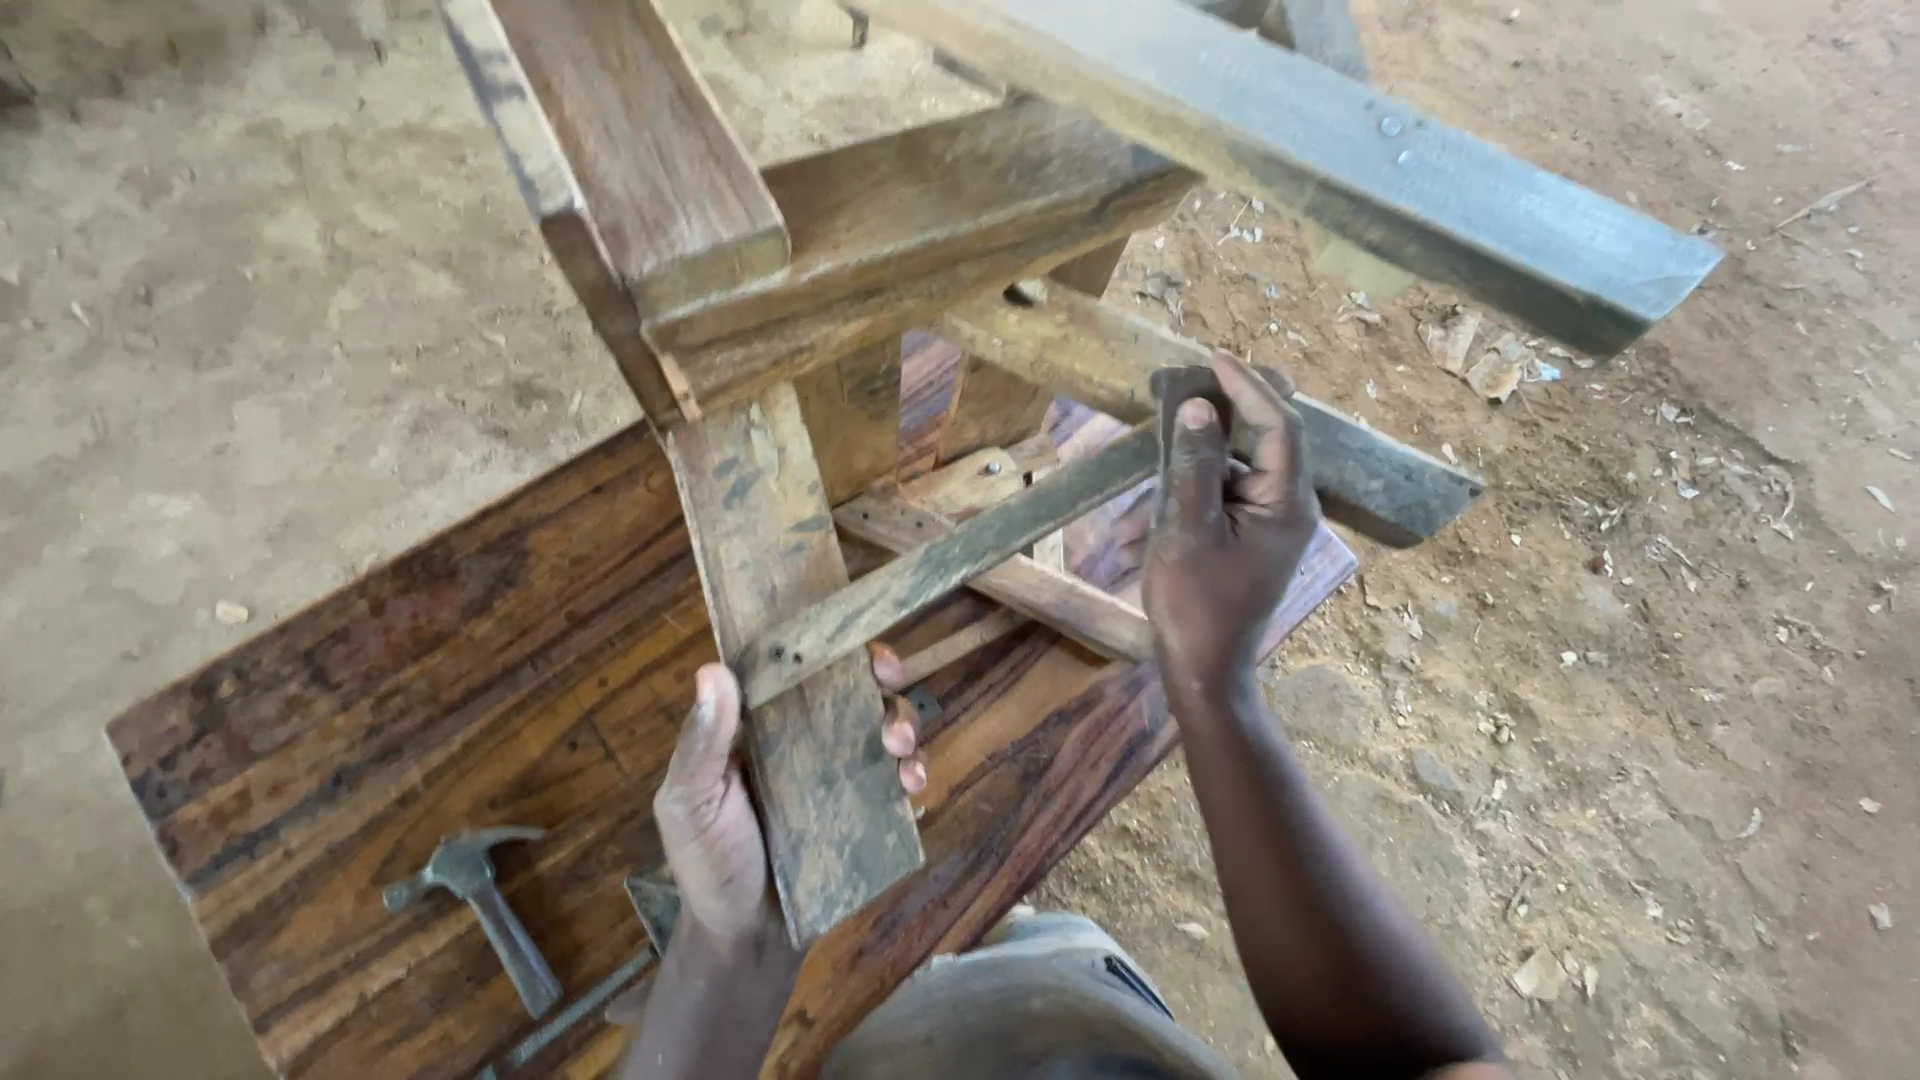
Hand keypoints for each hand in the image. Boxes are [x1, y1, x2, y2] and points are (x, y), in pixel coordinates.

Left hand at [652, 655, 922, 943]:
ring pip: (883, 723)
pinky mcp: (867, 805)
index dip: (828, 644)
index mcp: (761, 723)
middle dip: (880, 675)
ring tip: (899, 746)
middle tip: (891, 680)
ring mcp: (841, 770)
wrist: (746, 938)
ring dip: (902, 720)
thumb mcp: (689, 803)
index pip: (798, 667)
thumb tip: (712, 671)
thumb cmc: (709, 862)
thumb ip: (700, 745)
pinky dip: (914, 769)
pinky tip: (911, 786)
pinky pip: (898, 775)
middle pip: (852, 686)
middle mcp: (805, 735)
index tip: (852, 640)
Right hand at [1143, 350, 1320, 694]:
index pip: (1279, 425)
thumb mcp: (1186, 529)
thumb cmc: (1196, 603)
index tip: (1213, 358)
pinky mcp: (1246, 537)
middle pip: (1258, 442)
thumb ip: (1194, 465)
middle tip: (1188, 387)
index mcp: (1286, 502)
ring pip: (1226, 475)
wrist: (1203, 668)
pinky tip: (1136, 535)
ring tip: (1132, 515)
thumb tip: (1199, 407)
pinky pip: (1216, 502)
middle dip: (1215, 422)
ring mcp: (1267, 523)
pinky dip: (1180, 508)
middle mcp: (1287, 506)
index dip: (1248, 386)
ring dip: (1179, 482)